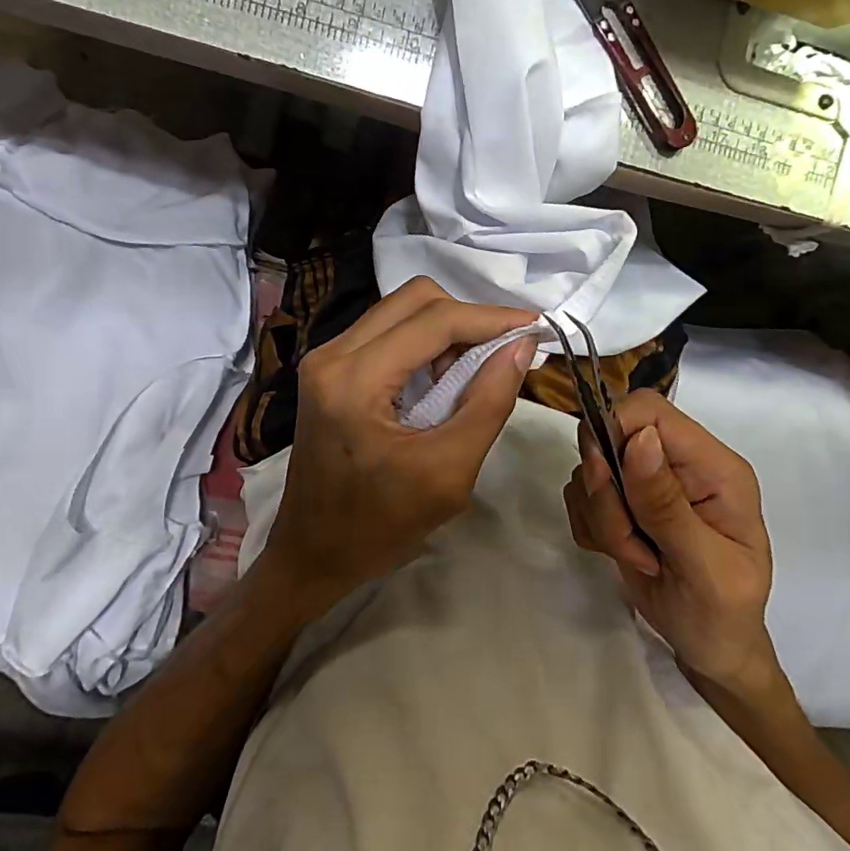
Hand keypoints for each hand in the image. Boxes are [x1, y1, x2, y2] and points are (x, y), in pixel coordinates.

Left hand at [258, 276, 537, 607]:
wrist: (314, 552)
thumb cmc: (380, 525)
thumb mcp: (448, 472)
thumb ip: (488, 403)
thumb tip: (520, 346)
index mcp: (354, 381)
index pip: (434, 321)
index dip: (491, 318)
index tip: (536, 327)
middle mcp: (332, 354)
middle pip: (415, 298)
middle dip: (468, 317)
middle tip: (502, 353)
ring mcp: (325, 358)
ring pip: (401, 309)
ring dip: (446, 329)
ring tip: (472, 372)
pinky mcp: (328, 368)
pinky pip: (387, 331)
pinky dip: (423, 343)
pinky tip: (441, 379)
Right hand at [564, 390, 777, 689]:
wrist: (713, 650)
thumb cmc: (724, 614)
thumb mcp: (705, 567)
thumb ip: (668, 505)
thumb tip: (641, 439)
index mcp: (712, 465)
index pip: (650, 411)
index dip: (615, 434)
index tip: (608, 486)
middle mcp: (677, 463)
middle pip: (608, 436)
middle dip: (606, 495)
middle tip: (630, 540)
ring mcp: (646, 482)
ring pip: (590, 471)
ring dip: (601, 520)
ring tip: (641, 558)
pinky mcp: (622, 502)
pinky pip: (581, 497)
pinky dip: (591, 528)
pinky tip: (624, 556)